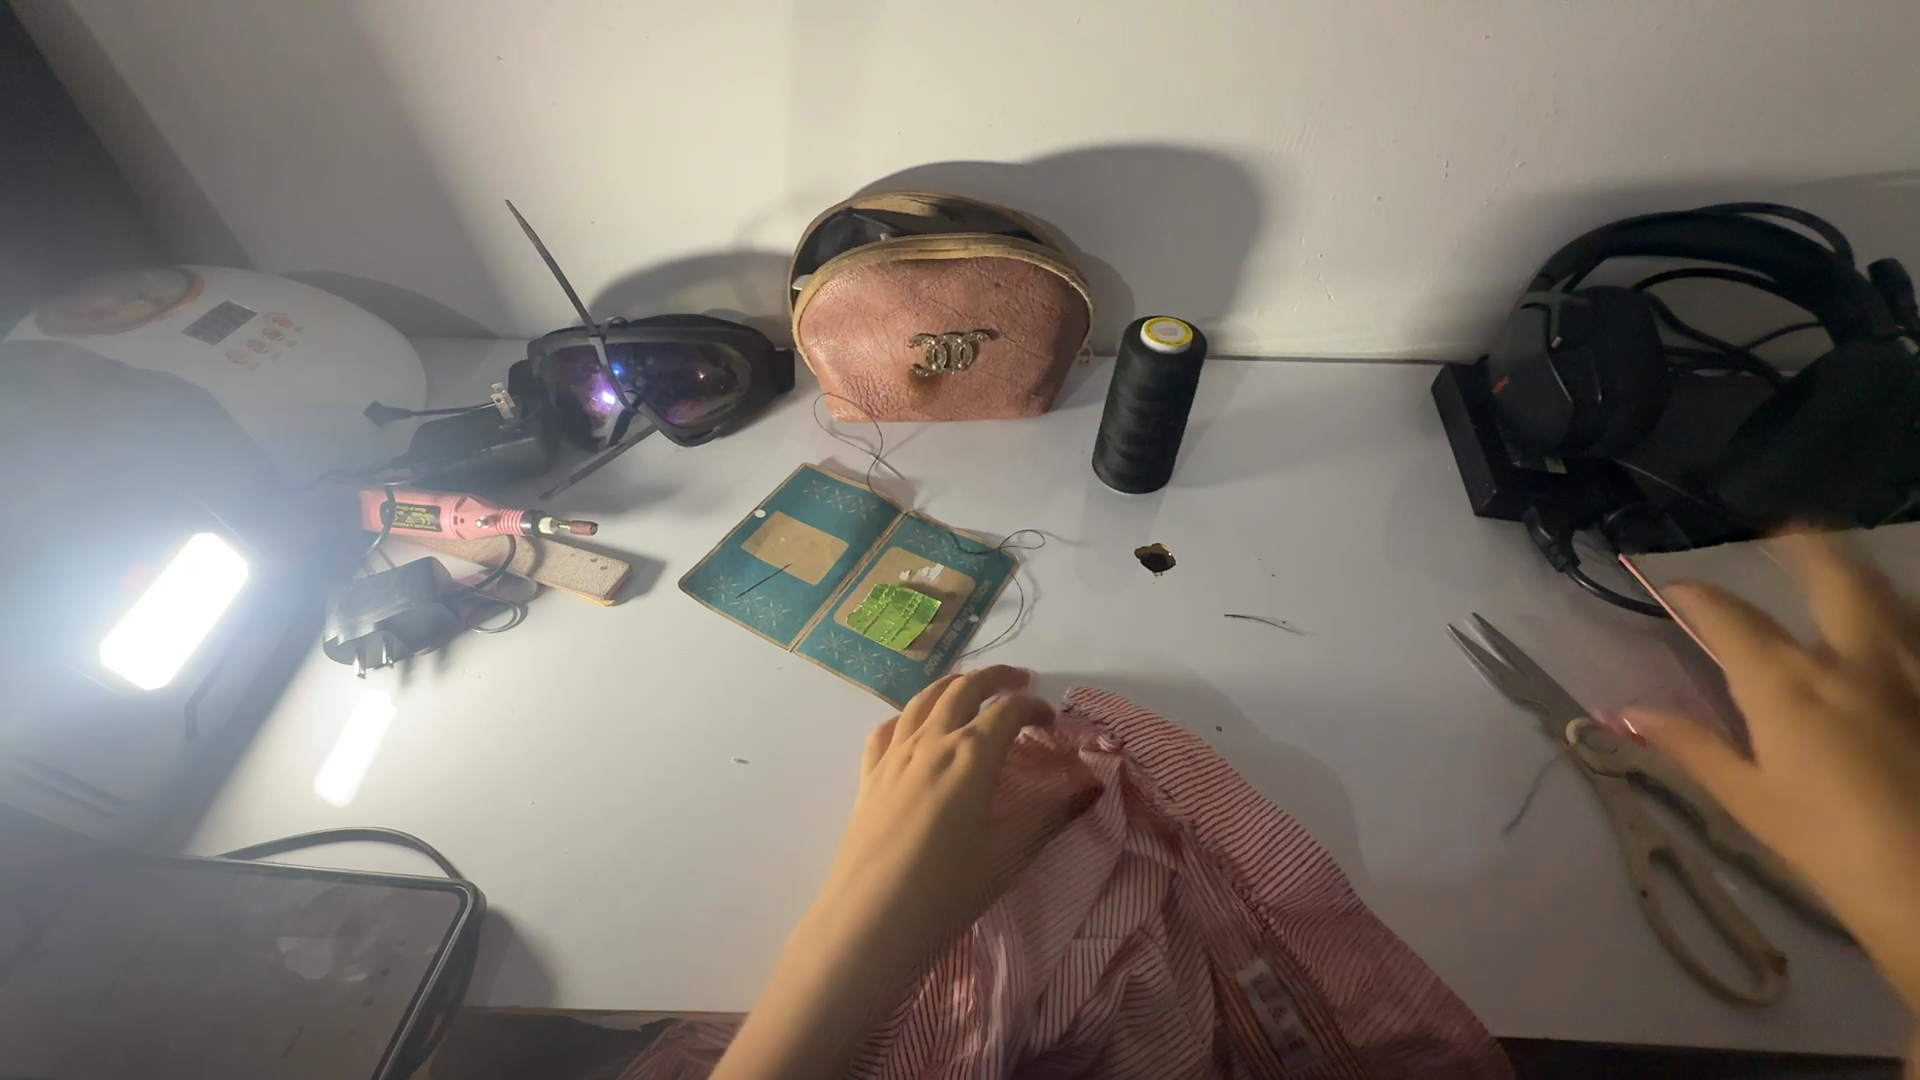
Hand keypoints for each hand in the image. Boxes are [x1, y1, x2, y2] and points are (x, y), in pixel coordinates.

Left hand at [812, 665, 1099, 976]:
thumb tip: (1093, 786)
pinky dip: (909, 715)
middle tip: (1019, 680)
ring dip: (952, 685)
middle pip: (964, 689)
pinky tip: (914, 726)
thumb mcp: (1008, 854)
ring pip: (923, 699)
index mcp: (970, 755)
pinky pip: (888, 728)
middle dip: (995, 677)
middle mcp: (931, 741)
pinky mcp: (868, 775)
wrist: (869, 921)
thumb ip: (1051, 814)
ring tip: (970, 687)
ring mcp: (895, 755)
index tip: (1051, 720)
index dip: (1034, 707)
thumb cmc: (947, 890)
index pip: (1008, 711)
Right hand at [1623, 532, 1919, 1015]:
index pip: (1728, 619)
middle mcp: (1854, 667)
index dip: (1697, 597)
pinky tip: (1898, 638)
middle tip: (1793, 530)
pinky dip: (1907, 630)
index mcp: (1785, 684)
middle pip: (1840, 589)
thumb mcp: (1745, 795)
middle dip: (1812, 553)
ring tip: (1853, 568)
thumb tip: (1623, 711)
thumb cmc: (1826, 841)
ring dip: (1870, 582)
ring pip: (1898, 610)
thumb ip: (1689, 743)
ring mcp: (1915, 684)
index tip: (1675, 586)